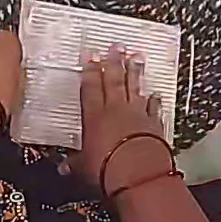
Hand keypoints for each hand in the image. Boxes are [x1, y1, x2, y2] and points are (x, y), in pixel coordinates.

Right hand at [74, 47, 175, 194]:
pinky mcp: (154, 124)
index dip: (90, 71)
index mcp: (95, 116)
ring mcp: (137, 115)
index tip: (91, 56)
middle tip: (116, 46)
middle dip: (114, 62)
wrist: (139, 175)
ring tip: (136, 57)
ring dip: (135, 72)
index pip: (91, 88)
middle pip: (114, 80)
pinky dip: (154, 101)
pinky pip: (154, 108)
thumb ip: (75, 163)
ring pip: (135, 87)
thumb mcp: (84, 167)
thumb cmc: (107, 169)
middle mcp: (116, 110)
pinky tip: (156, 94)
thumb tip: (64, 167)